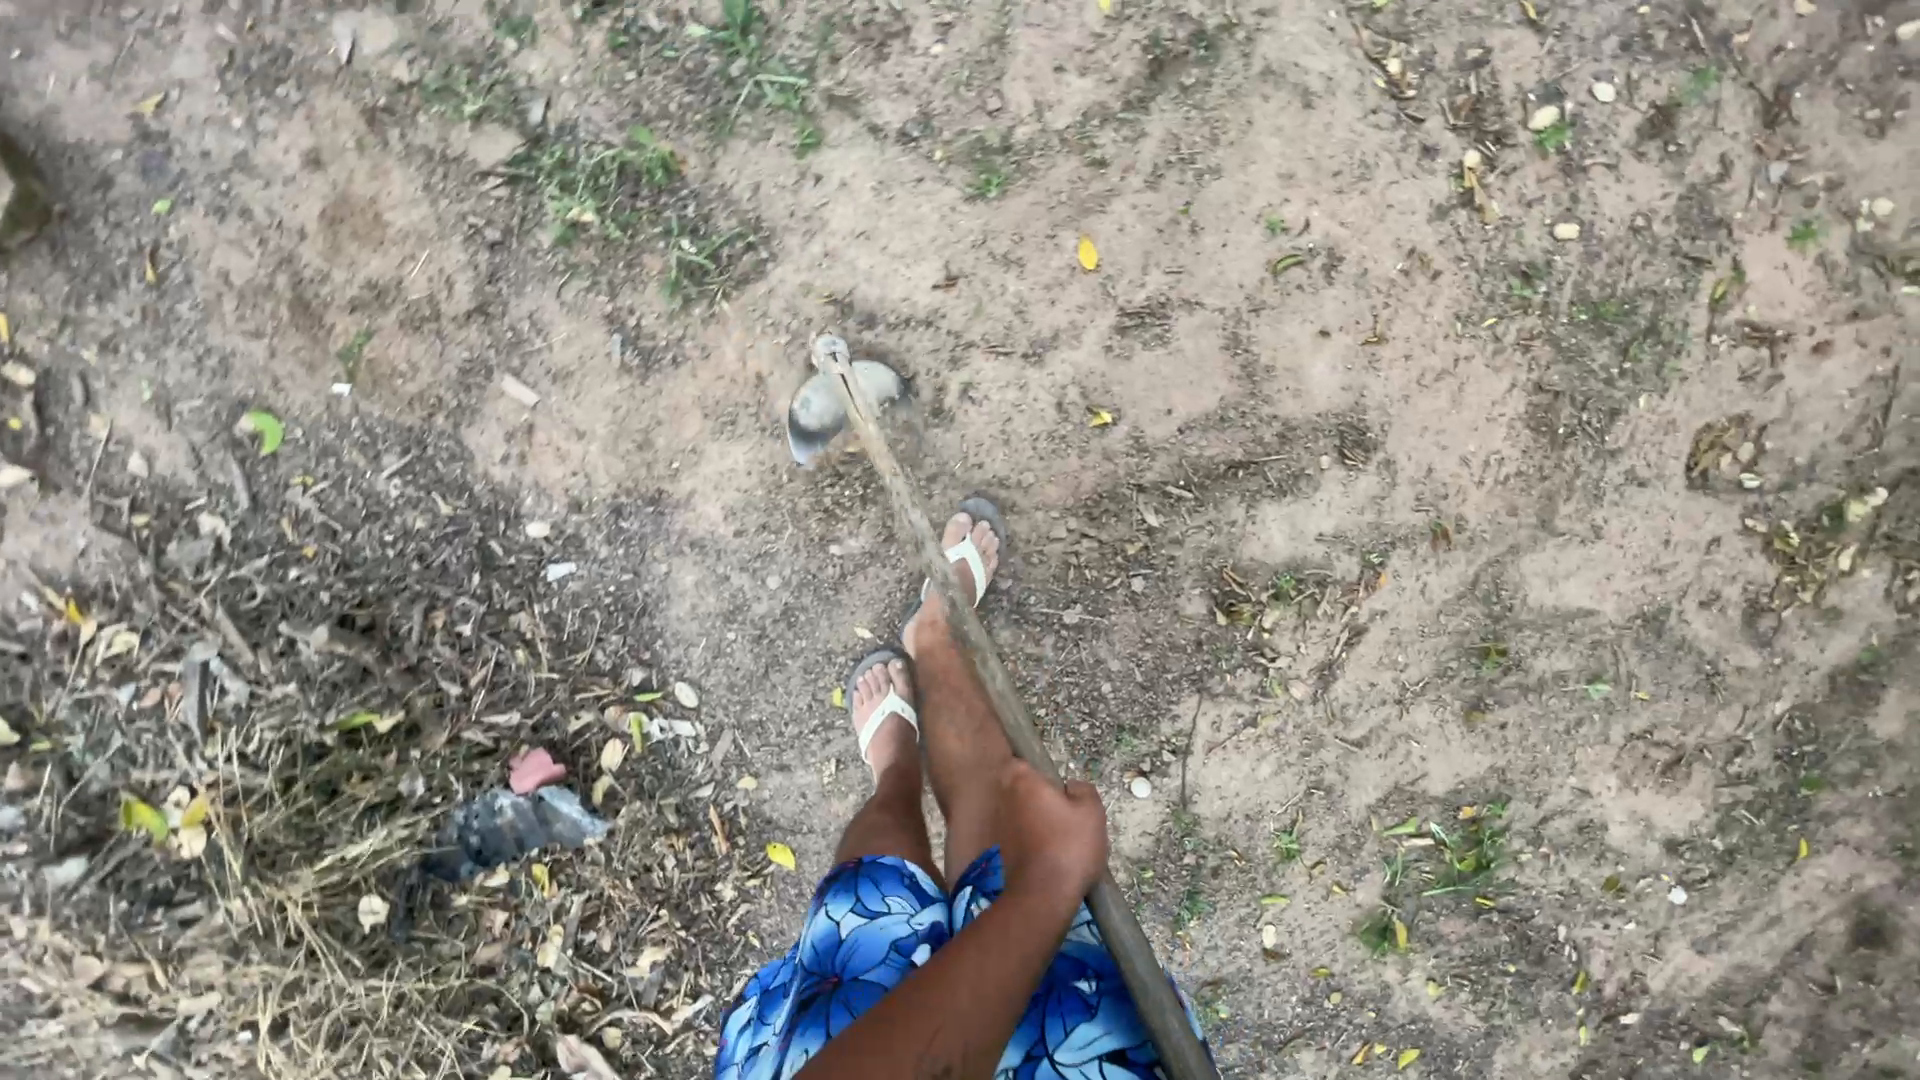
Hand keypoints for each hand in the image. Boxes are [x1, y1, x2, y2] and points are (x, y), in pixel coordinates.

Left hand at [995, 759, 1109, 907]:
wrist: (1045, 895)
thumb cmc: (1069, 844)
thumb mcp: (1091, 811)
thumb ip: (1083, 790)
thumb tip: (1071, 787)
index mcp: (1021, 781)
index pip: (1022, 763)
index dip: (1040, 775)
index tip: (1058, 790)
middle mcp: (1004, 799)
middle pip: (1022, 790)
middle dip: (1040, 799)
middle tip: (1065, 815)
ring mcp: (1000, 826)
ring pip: (1022, 815)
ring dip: (1037, 823)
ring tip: (1062, 840)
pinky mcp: (1002, 851)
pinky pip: (1021, 837)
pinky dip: (1033, 843)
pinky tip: (1053, 857)